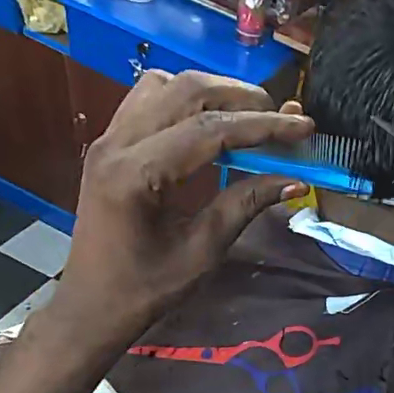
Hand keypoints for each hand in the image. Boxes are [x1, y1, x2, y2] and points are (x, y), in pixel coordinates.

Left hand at [54, 69, 311, 342]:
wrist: (90, 307)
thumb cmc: (144, 290)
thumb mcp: (201, 252)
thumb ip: (244, 205)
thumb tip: (295, 180)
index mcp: (136, 175)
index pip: (209, 130)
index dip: (263, 126)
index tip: (303, 127)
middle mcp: (116, 144)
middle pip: (186, 91)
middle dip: (241, 98)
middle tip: (280, 119)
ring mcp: (107, 139)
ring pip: (165, 85)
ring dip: (212, 92)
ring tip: (247, 116)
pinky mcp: (108, 143)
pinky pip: (147, 98)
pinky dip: (184, 99)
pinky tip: (206, 122)